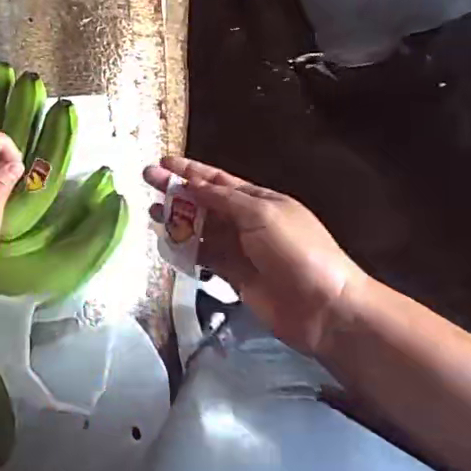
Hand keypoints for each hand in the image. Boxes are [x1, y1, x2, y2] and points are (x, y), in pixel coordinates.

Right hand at [145, 156, 366, 357]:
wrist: (324, 307)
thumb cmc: (297, 251)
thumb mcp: (262, 215)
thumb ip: (224, 200)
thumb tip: (193, 184)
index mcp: (257, 199)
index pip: (216, 179)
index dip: (189, 170)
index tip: (162, 162)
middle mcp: (246, 221)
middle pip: (204, 202)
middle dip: (176, 191)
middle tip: (146, 181)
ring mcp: (240, 250)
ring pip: (201, 230)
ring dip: (177, 220)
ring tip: (151, 213)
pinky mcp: (234, 277)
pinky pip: (204, 258)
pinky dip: (185, 251)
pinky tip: (167, 245)